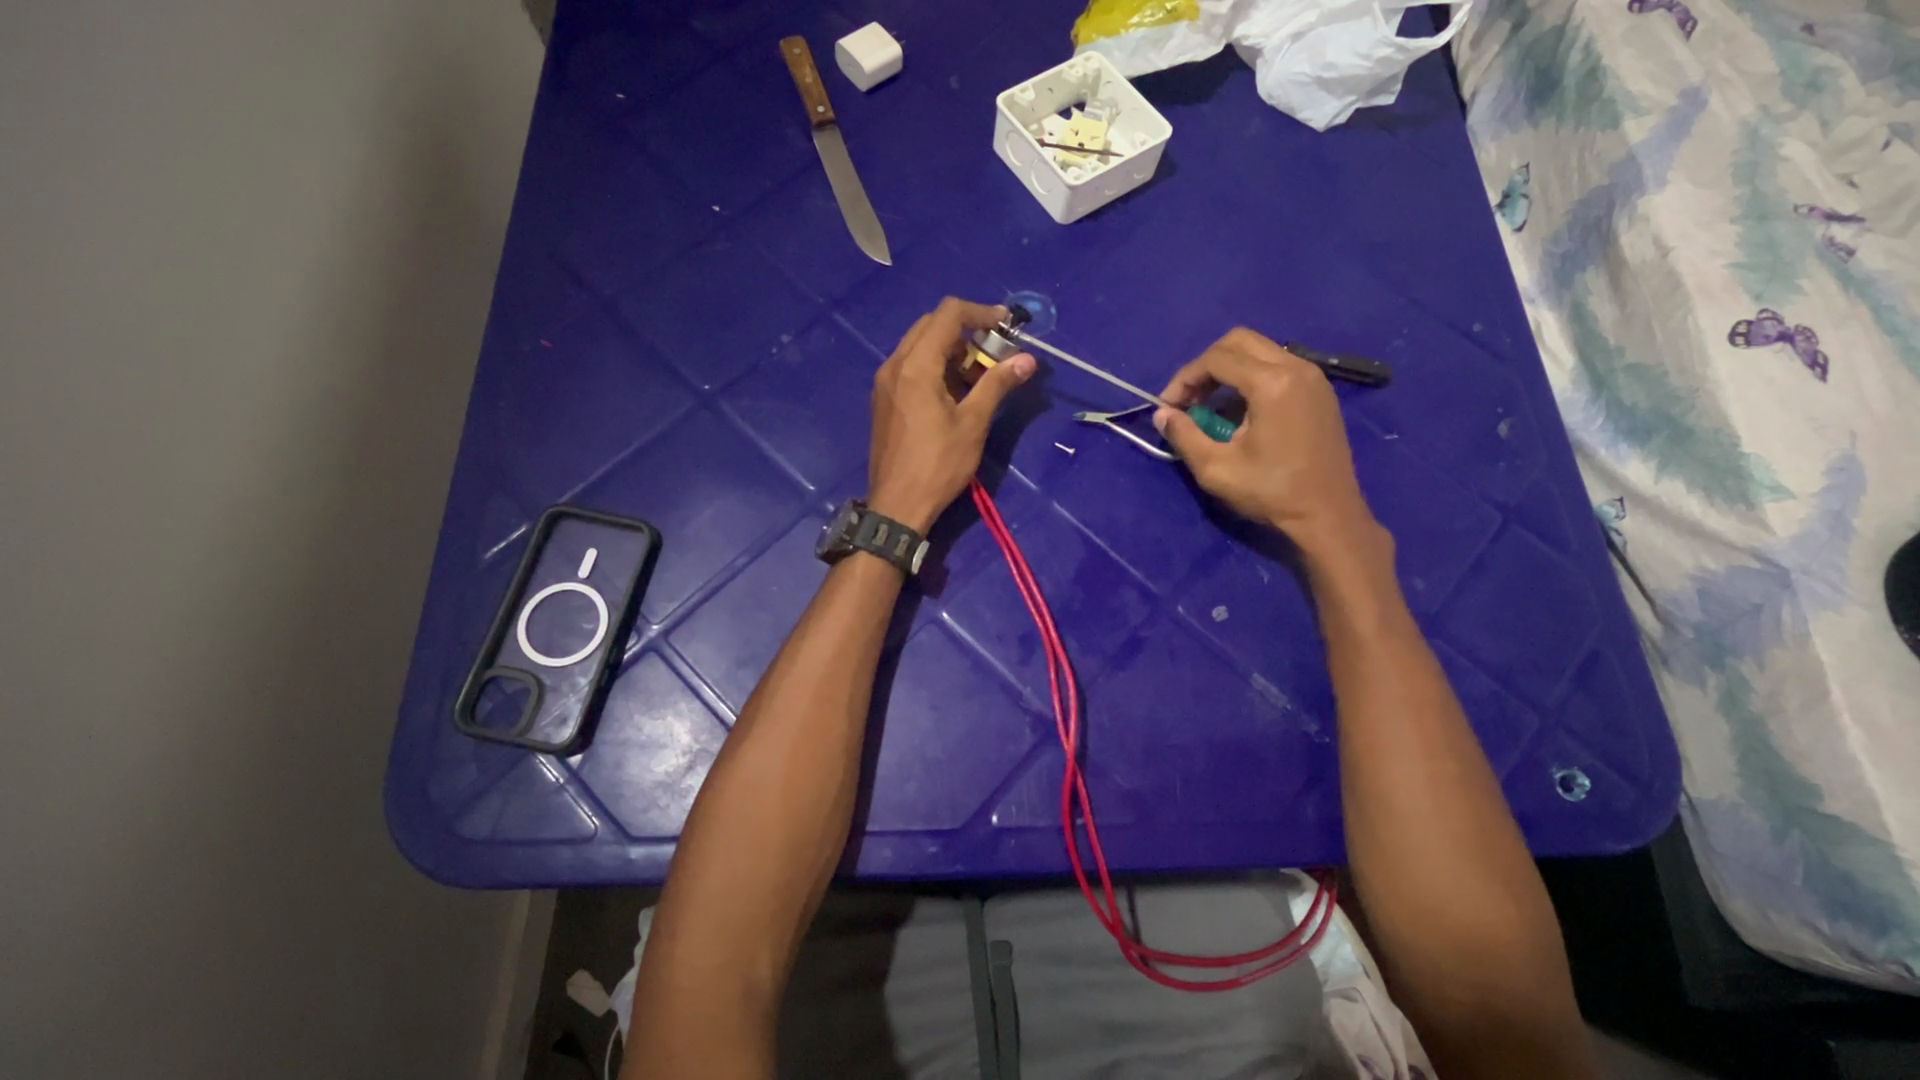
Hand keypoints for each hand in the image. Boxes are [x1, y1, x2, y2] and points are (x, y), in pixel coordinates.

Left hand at [867, 298, 1035, 531]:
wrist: (897, 506)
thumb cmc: (938, 465)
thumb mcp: (973, 423)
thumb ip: (997, 384)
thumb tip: (1027, 359)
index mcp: (916, 365)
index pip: (949, 314)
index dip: (981, 312)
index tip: (1007, 326)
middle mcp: (894, 365)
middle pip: (932, 326)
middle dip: (967, 332)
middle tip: (995, 354)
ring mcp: (885, 383)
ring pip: (920, 346)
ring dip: (951, 351)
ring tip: (979, 378)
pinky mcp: (884, 400)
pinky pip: (910, 367)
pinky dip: (935, 368)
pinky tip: (955, 394)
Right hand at [1154, 328, 1377, 552]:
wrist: (1328, 516)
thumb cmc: (1271, 493)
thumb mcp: (1216, 469)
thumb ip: (1184, 435)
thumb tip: (1161, 414)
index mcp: (1272, 383)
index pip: (1216, 359)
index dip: (1184, 378)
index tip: (1168, 406)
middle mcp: (1296, 368)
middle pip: (1239, 341)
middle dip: (1206, 365)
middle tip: (1190, 398)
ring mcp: (1314, 378)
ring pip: (1260, 350)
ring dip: (1229, 370)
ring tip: (1212, 406)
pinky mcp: (1321, 392)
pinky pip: (1279, 366)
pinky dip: (1253, 377)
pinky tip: (1242, 412)